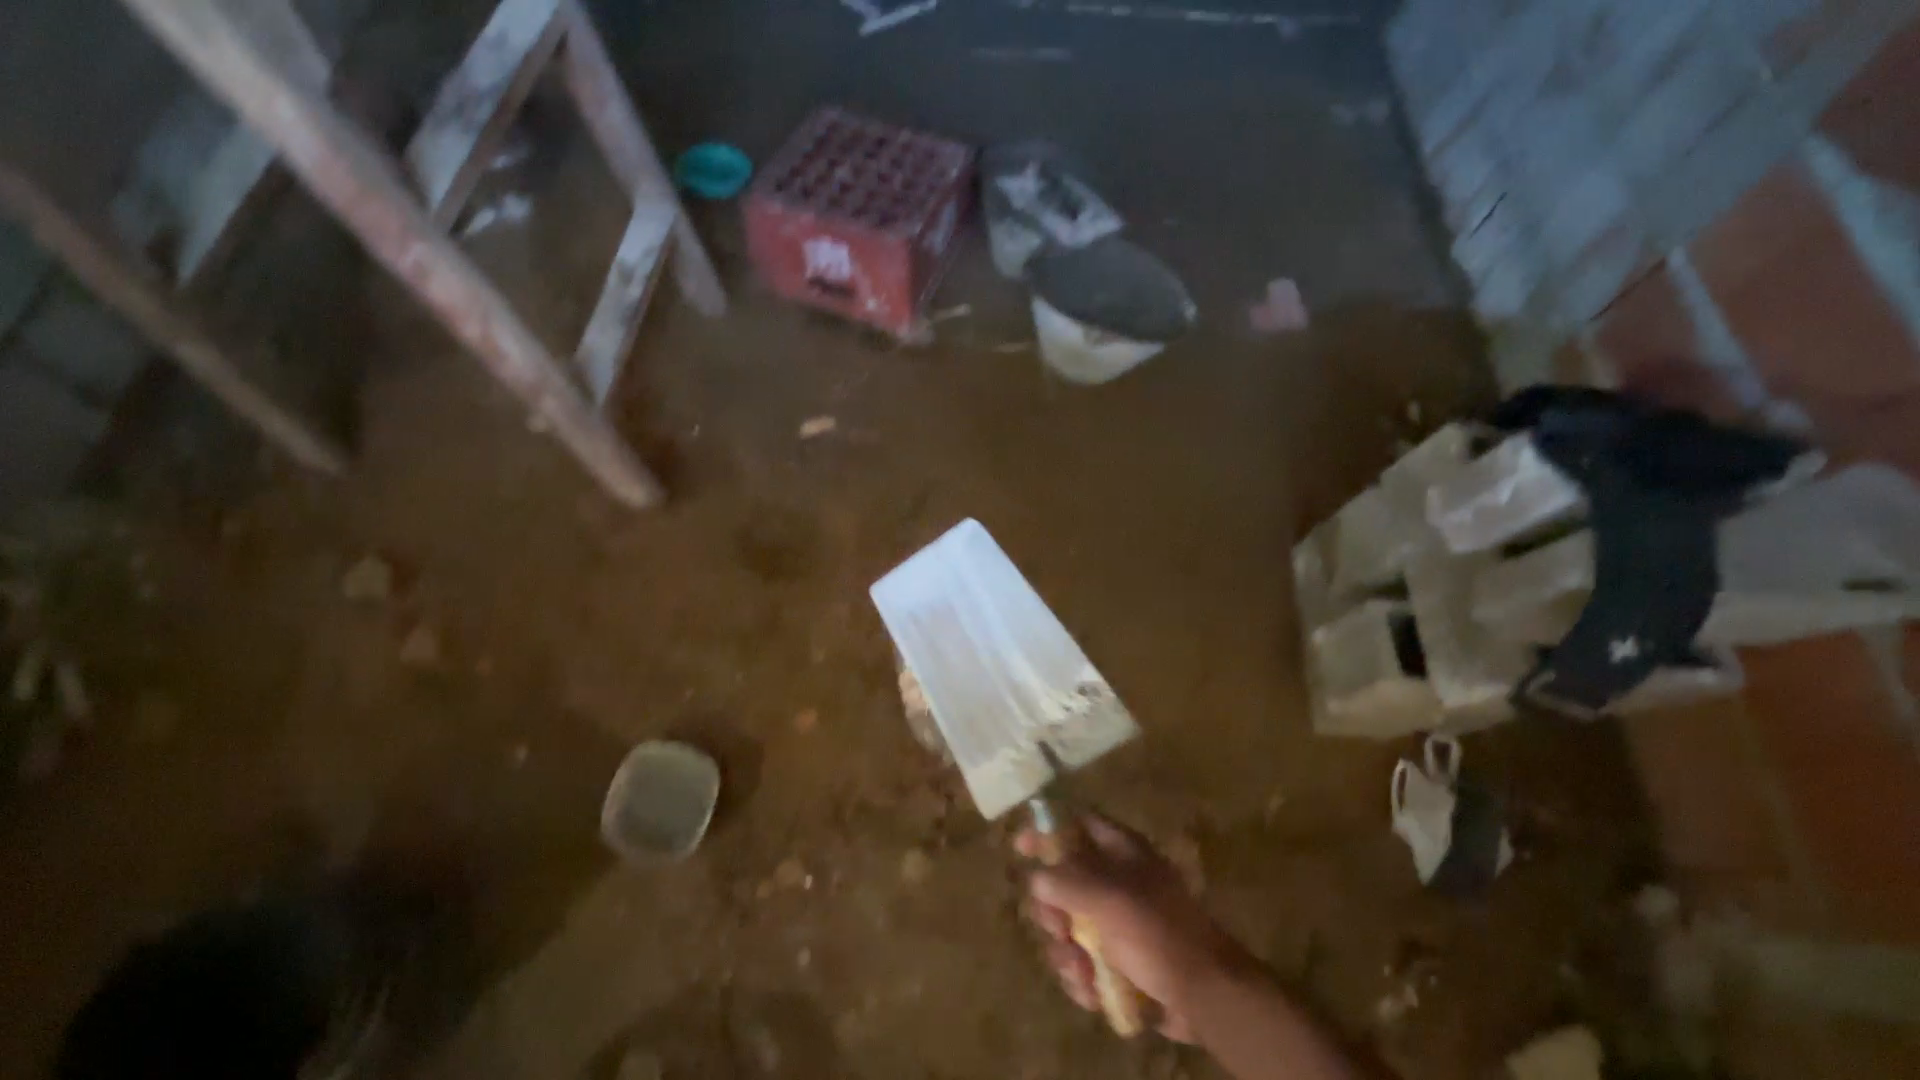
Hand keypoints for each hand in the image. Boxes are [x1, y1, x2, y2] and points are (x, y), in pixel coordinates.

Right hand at [1016, 814, 1244, 1041]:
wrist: (1204, 994)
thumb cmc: (1158, 933)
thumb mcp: (1110, 899)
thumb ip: (1067, 882)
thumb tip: (1037, 878)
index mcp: (1123, 853)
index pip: (1079, 825)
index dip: (1049, 830)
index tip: (1020, 846)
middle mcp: (1118, 883)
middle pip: (1064, 883)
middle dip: (1052, 911)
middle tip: (1059, 927)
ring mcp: (1119, 924)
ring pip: (1069, 929)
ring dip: (1066, 953)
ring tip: (1080, 970)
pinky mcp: (1120, 962)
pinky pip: (1083, 963)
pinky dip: (1082, 978)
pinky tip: (1091, 991)